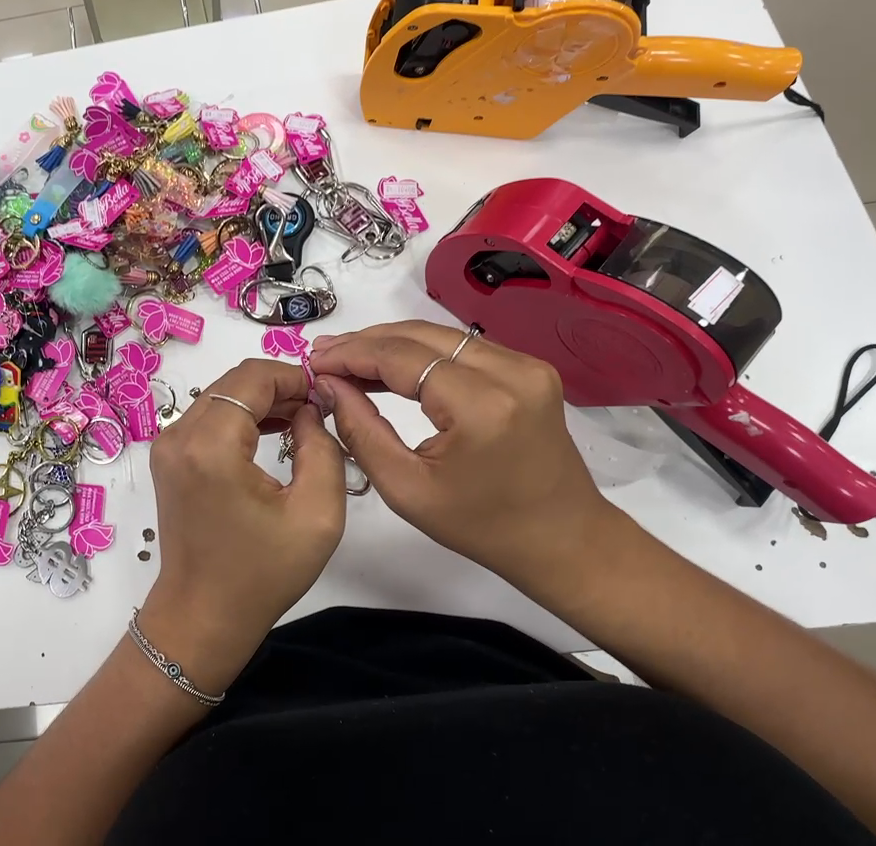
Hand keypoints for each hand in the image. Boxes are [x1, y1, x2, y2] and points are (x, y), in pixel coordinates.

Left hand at [140, 359, 345, 691]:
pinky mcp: (167, 458)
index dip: (292, 377)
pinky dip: (239, 416)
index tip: (325, 395)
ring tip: (302, 420)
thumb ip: (323, 449)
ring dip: (259, 400)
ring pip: (219, 396)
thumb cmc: (262, 573)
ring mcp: (166, 446)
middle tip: (317, 409)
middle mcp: (178, 436)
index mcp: (210, 446)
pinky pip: (207, 417)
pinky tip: (271, 432)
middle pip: (232, 382)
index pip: (251, 378)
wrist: (203, 614)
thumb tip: (311, 410)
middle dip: (278, 386)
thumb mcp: (316, 515)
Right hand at [307, 321, 610, 580]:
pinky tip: (390, 367)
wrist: (563, 540)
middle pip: (420, 335)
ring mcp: (527, 366)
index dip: (352, 354)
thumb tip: (328, 385)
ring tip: (347, 359)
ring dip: (391, 344)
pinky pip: (461, 347)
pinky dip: (421, 352)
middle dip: (366, 342)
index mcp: (482, 406)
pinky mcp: (530, 369)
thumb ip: (361, 430)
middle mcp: (511, 372)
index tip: (313, 361)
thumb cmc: (480, 526)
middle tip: (323, 355)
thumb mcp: (406, 489)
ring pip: (440, 335)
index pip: (401, 358)